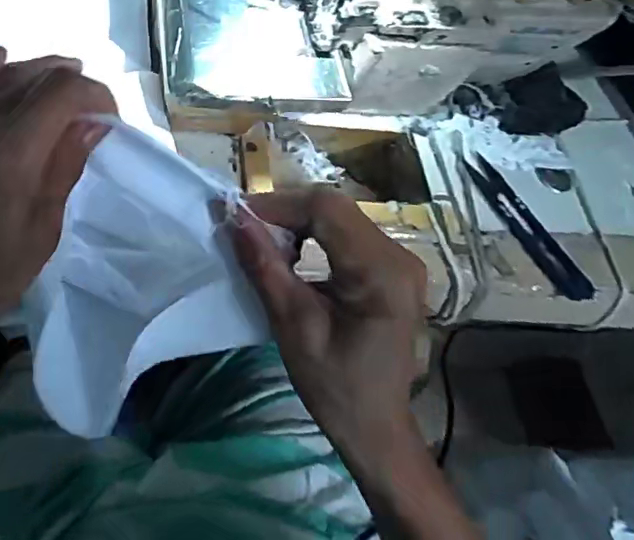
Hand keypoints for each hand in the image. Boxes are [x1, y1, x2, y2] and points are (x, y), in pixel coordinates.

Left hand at [0, 47, 115, 373]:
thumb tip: (93, 123)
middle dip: (74, 81)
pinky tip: (4, 61)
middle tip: (93, 112)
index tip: (111, 122)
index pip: (63, 90)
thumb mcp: (40, 232)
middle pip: (36, 74)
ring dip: (40, 70)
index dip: (96, 94)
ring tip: (67, 81)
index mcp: (12, 149)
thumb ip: (65, 168)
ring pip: (4, 72)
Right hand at [228, 186, 427, 446]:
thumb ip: (264, 264)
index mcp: (381, 271)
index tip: (237, 216)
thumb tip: (234, 216)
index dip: (277, 204)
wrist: (377, 429)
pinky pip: (345, 229)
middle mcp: (399, 256)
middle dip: (283, 210)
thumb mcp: (292, 324)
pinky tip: (291, 251)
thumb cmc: (335, 384)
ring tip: (264, 240)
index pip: (325, 208)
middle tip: (245, 228)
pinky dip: (311, 230)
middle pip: (332, 206)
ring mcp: (399, 259)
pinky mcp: (391, 266)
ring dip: (295, 218)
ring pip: (337, 213)